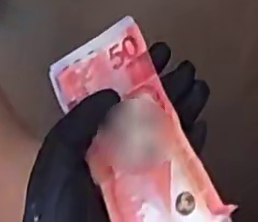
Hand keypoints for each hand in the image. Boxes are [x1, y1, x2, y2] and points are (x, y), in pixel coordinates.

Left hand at [21, 42, 209, 221]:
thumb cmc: (59, 211)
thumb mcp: (57, 160)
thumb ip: (78, 123)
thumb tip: (113, 94)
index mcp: (97, 142)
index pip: (125, 98)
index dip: (143, 72)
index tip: (161, 52)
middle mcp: (120, 155)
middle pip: (152, 112)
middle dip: (171, 87)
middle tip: (187, 68)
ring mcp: (141, 176)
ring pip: (170, 133)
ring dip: (187, 108)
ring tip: (199, 88)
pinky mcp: (159, 198)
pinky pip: (182, 166)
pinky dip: (193, 145)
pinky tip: (200, 126)